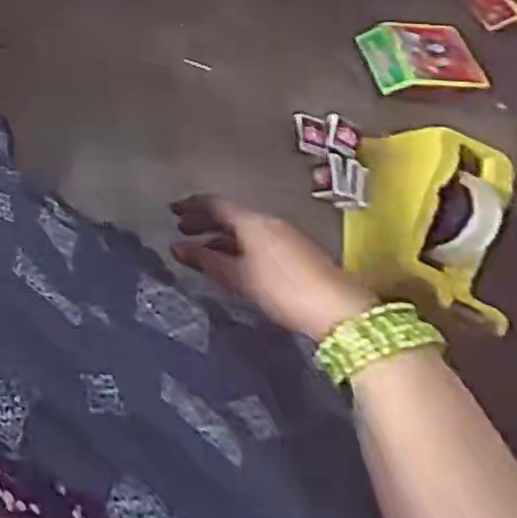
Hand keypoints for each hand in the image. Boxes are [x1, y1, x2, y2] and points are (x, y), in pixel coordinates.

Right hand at [172, 195, 377, 340]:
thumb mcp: (237, 276)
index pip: (215, 204)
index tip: (173, 212)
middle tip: (182, 229)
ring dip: (221, 235)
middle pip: (230, 214)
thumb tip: (175, 247)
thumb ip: (204, 260)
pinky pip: (258, 239)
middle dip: (204, 220)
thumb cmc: (282, 290)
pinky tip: (233, 261)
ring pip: (245, 228)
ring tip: (203, 249)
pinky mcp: (299, 252)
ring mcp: (287, 236)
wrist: (343, 313)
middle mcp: (269, 221)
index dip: (191, 206)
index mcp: (252, 220)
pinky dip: (239, 244)